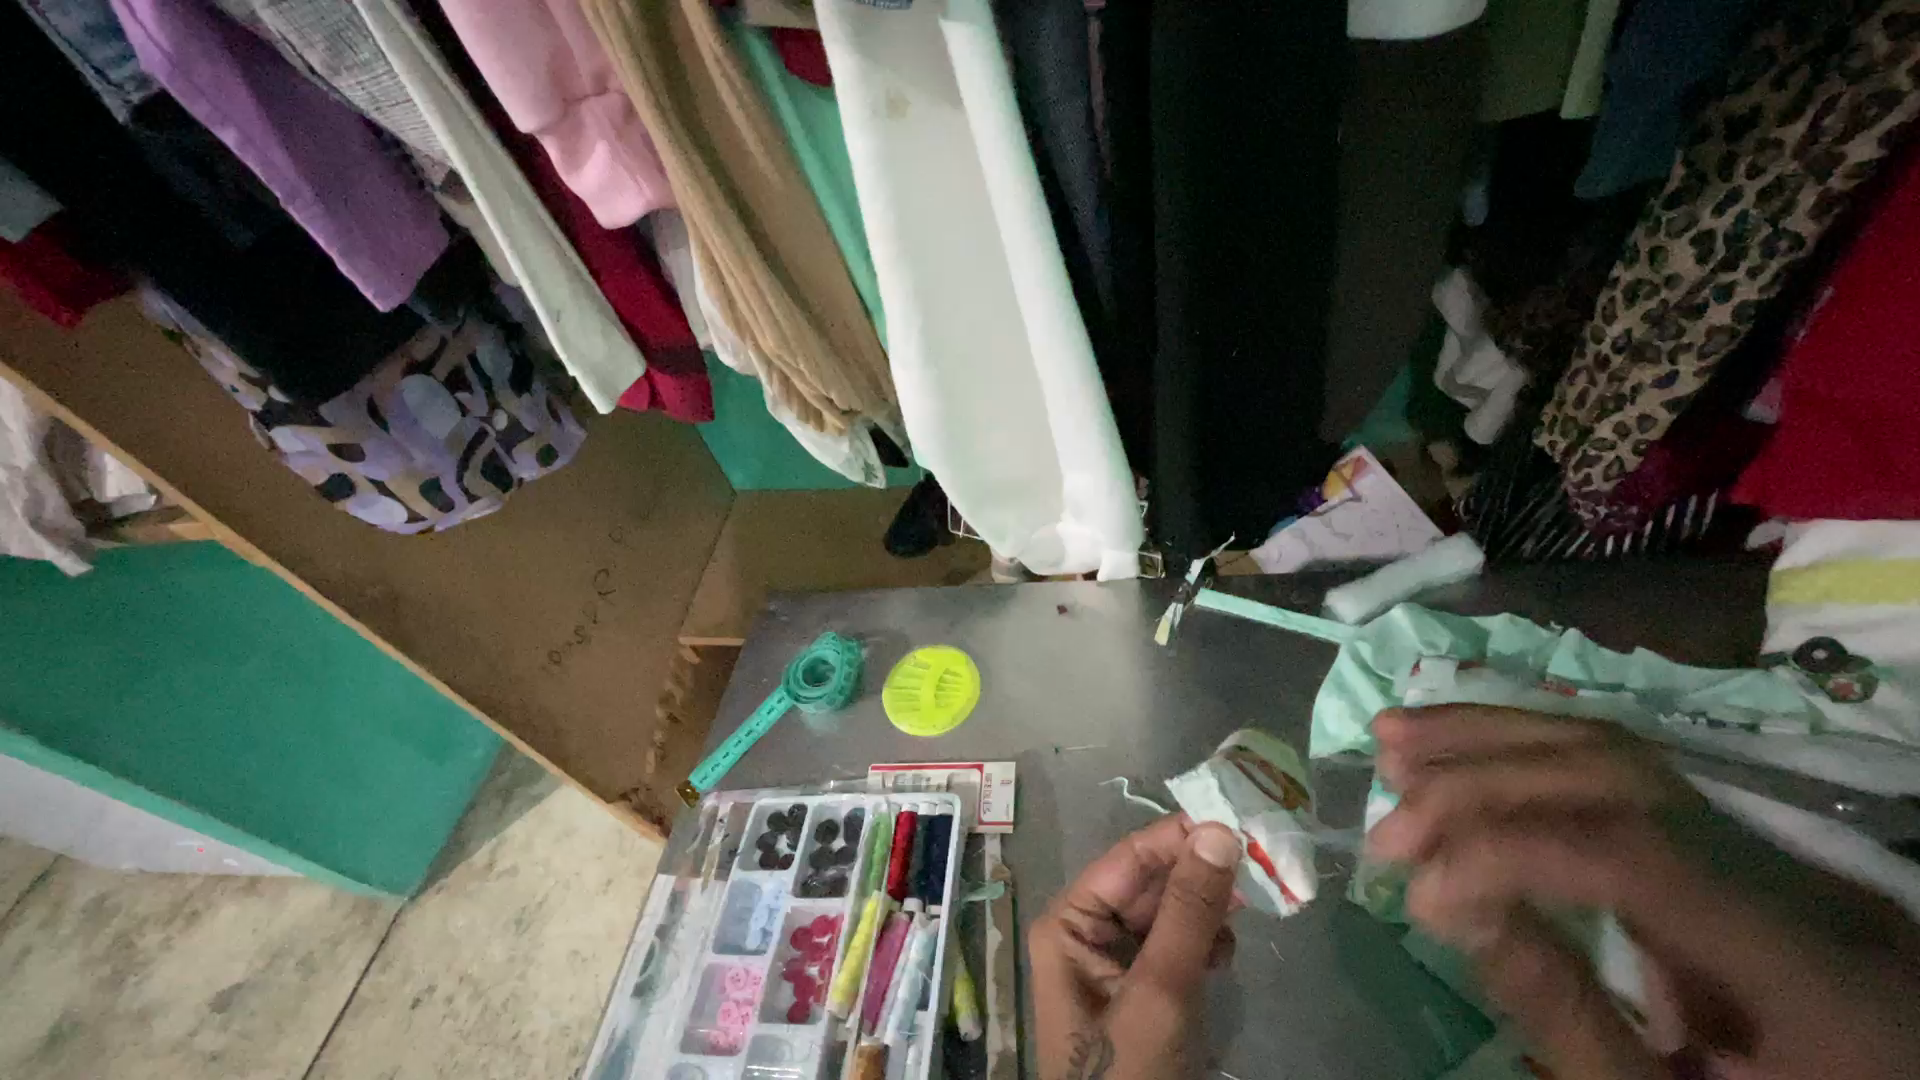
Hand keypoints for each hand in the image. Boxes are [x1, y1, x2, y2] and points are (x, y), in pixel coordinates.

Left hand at [1028, 816, 1241, 1079]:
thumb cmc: (1131, 1072)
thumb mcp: (1160, 990)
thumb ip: (1188, 910)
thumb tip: (1219, 830)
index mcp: (1070, 921)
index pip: (1130, 857)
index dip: (1181, 836)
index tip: (1240, 821)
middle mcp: (1086, 930)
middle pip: (1150, 882)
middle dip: (1201, 876)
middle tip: (1261, 868)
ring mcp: (1113, 961)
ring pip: (1167, 912)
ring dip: (1207, 910)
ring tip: (1245, 917)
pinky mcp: (1142, 990)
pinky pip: (1174, 945)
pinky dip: (1203, 943)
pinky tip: (1224, 955)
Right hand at [1367, 704, 1919, 1079]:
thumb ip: (1556, 1004)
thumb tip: (1437, 896)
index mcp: (1811, 965)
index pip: (1635, 858)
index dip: (1509, 852)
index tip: (1420, 893)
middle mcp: (1795, 873)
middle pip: (1613, 779)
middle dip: (1479, 787)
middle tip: (1389, 830)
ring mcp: (1755, 836)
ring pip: (1604, 744)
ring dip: (1480, 736)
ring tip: (1388, 742)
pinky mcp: (1712, 821)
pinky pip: (1607, 752)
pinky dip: (1512, 735)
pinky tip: (1446, 732)